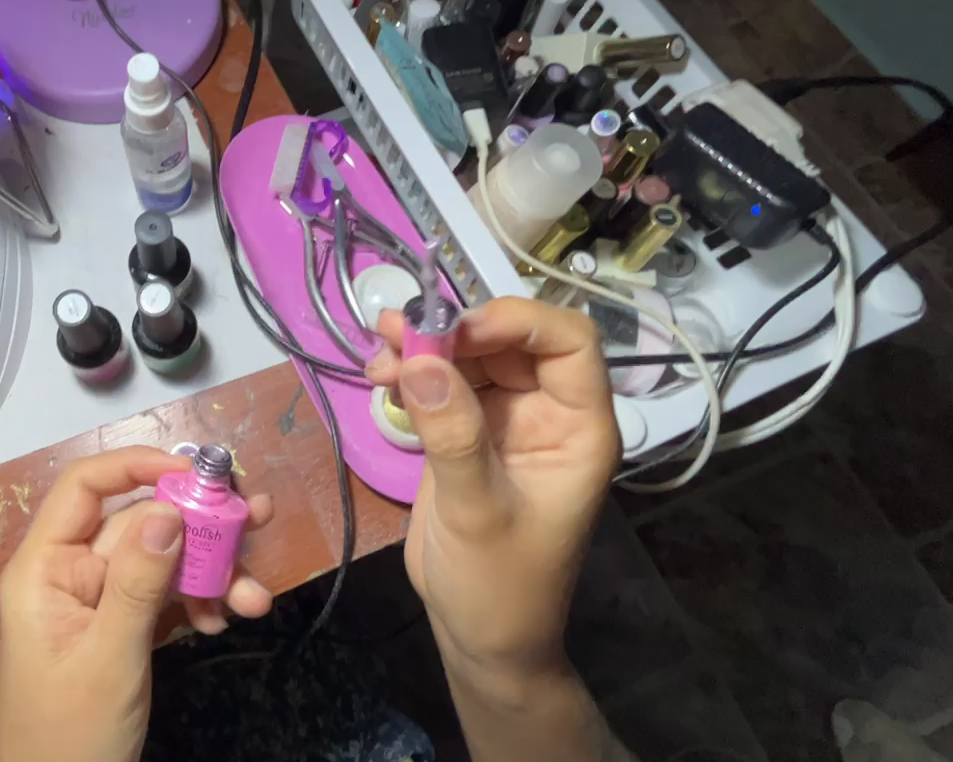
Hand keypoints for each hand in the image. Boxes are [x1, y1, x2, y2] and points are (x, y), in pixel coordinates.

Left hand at [0, 448, 273, 761]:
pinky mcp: (123, 624)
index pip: (86, 486)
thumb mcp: (108, 660)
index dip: (138, 464)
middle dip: (199, 527)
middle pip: (140, 522)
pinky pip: (167, 592)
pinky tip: (224, 620)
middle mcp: (72, 569)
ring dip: (211, 571)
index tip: (196, 472)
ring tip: (254, 597)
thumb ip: (138, 582)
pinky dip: (199, 601)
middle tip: (256, 520)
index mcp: (46, 566)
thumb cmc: (71, 739)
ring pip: (162, 557)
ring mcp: (100, 597)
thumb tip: (169, 509)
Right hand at [366, 298, 617, 676]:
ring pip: (466, 352)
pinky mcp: (463, 427)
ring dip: (420, 345)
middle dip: (451, 329)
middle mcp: (543, 410)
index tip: (453, 330)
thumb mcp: (478, 513)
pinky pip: (439, 378)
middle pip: (506, 339)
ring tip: (375, 354)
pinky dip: (408, 369)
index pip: (567, 343)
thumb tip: (419, 360)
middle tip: (394, 335)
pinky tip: (378, 376)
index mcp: (577, 426)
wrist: (477, 631)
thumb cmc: (499, 584)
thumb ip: (453, 436)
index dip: (516, 321)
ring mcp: (501, 417)